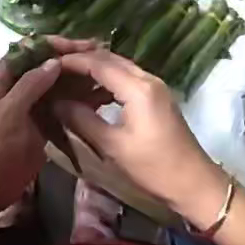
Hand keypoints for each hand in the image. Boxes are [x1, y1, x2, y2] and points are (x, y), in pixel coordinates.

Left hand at [0, 37, 95, 219]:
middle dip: (68, 60)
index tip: (78, 45)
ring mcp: (29, 110)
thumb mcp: (8, 112)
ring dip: (76, 80)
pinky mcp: (41, 129)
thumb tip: (55, 62)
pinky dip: (76, 103)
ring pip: (54, 88)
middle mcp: (15, 90)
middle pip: (43, 67)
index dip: (51, 45)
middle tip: (99, 55)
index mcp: (0, 80)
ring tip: (103, 73)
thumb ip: (30, 85)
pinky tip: (98, 98)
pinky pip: (59, 110)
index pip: (27, 51)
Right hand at [51, 49, 230, 228]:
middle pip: (108, 58)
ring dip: (93, 69)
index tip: (48, 64)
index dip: (71, 61)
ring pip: (117, 67)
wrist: (196, 186)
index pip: (98, 63)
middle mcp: (147, 79)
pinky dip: (106, 81)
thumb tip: (55, 103)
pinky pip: (126, 78)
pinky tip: (89, 94)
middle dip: (80, 59)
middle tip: (53, 65)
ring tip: (66, 79)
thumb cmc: (155, 168)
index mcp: (137, 88)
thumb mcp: (113, 146)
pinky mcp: (156, 97)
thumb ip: (82, 119)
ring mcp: (154, 86)